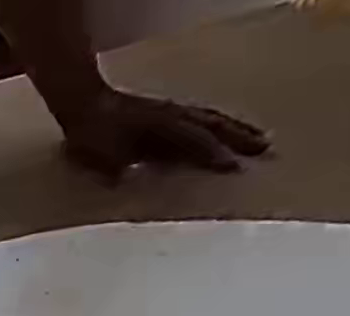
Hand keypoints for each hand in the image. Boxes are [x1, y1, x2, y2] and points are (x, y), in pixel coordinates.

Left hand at [56, 88, 267, 180]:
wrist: (84, 103)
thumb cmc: (90, 131)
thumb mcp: (97, 152)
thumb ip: (113, 165)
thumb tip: (128, 178)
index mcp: (159, 125)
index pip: (192, 141)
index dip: (212, 155)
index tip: (232, 168)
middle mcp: (172, 116)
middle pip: (213, 126)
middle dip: (240, 138)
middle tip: (266, 150)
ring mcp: (171, 112)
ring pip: (212, 119)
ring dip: (237, 129)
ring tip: (259, 139)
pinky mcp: (166, 113)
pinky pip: (199, 118)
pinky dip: (217, 125)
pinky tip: (225, 132)